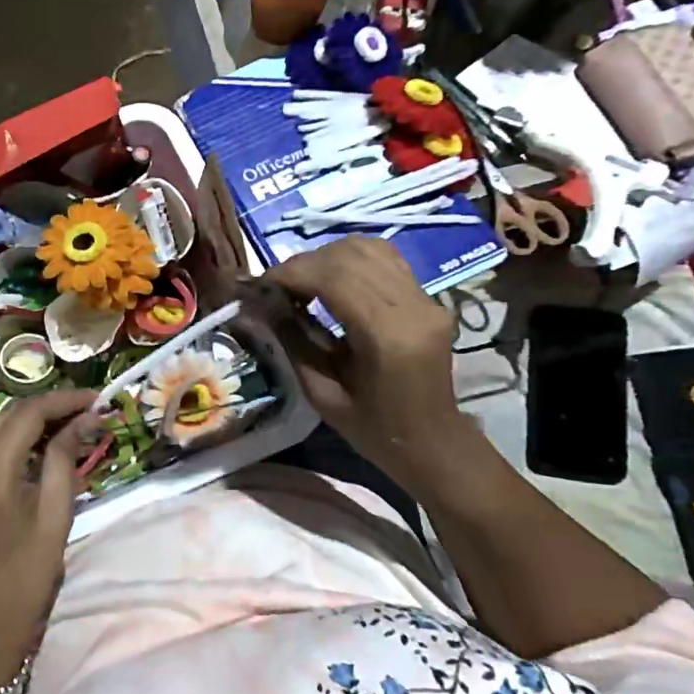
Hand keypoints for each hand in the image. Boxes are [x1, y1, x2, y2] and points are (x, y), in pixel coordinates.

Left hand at [0, 388, 96, 689]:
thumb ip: (66, 458)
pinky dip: (15, 440)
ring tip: (72, 425)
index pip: (27, 414)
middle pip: (9, 414)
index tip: (98, 398)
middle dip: (50, 407)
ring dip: (33, 421)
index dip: (65, 400)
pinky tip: (43, 446)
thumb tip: (87, 419)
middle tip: (89, 411)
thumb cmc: (26, 576)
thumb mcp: (56, 515)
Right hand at [260, 237, 461, 483]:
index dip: (292, 272)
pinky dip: (352, 261)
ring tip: (304, 283)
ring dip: (328, 258)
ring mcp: (427, 299)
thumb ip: (293, 341)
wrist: (433, 444)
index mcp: (388, 336)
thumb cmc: (374, 430)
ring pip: (370, 248)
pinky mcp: (430, 298)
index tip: (262, 284)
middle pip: (351, 256)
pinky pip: (386, 260)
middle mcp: (413, 307)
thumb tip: (261, 302)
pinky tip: (333, 281)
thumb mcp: (323, 394)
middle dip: (305, 263)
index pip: (335, 277)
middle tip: (277, 287)